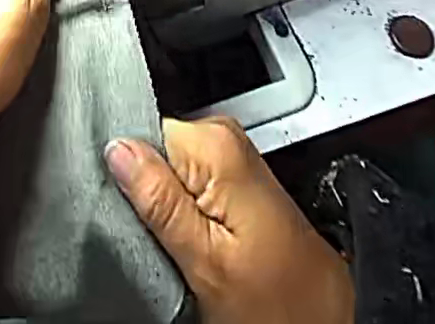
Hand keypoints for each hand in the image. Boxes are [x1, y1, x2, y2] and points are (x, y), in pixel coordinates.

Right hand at [106, 118, 353, 323]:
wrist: (317, 310)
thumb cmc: (274, 296)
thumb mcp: (204, 258)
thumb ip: (158, 199)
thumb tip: (117, 149)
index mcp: (215, 144)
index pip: (142, 129)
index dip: (124, 168)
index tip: (125, 205)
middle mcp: (223, 136)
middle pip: (152, 146)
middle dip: (142, 187)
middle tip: (155, 234)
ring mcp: (227, 152)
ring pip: (164, 163)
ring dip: (158, 199)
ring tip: (175, 238)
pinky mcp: (228, 171)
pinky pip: (182, 175)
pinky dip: (174, 204)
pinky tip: (184, 233)